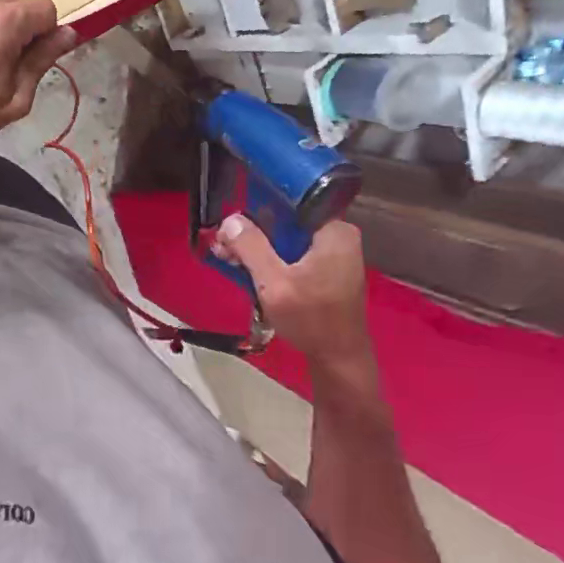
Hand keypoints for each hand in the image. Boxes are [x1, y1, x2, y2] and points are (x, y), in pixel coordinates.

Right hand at [214, 214, 374, 377]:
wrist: (339, 361)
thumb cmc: (311, 320)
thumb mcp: (274, 284)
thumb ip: (251, 247)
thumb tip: (230, 220)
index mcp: (334, 231)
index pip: (291, 201)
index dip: (258, 206)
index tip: (233, 221)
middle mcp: (338, 235)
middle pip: (286, 220)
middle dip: (253, 230)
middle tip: (224, 244)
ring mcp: (334, 253)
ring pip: (287, 237)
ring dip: (259, 246)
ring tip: (229, 258)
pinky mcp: (327, 269)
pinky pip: (293, 252)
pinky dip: (272, 258)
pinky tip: (248, 269)